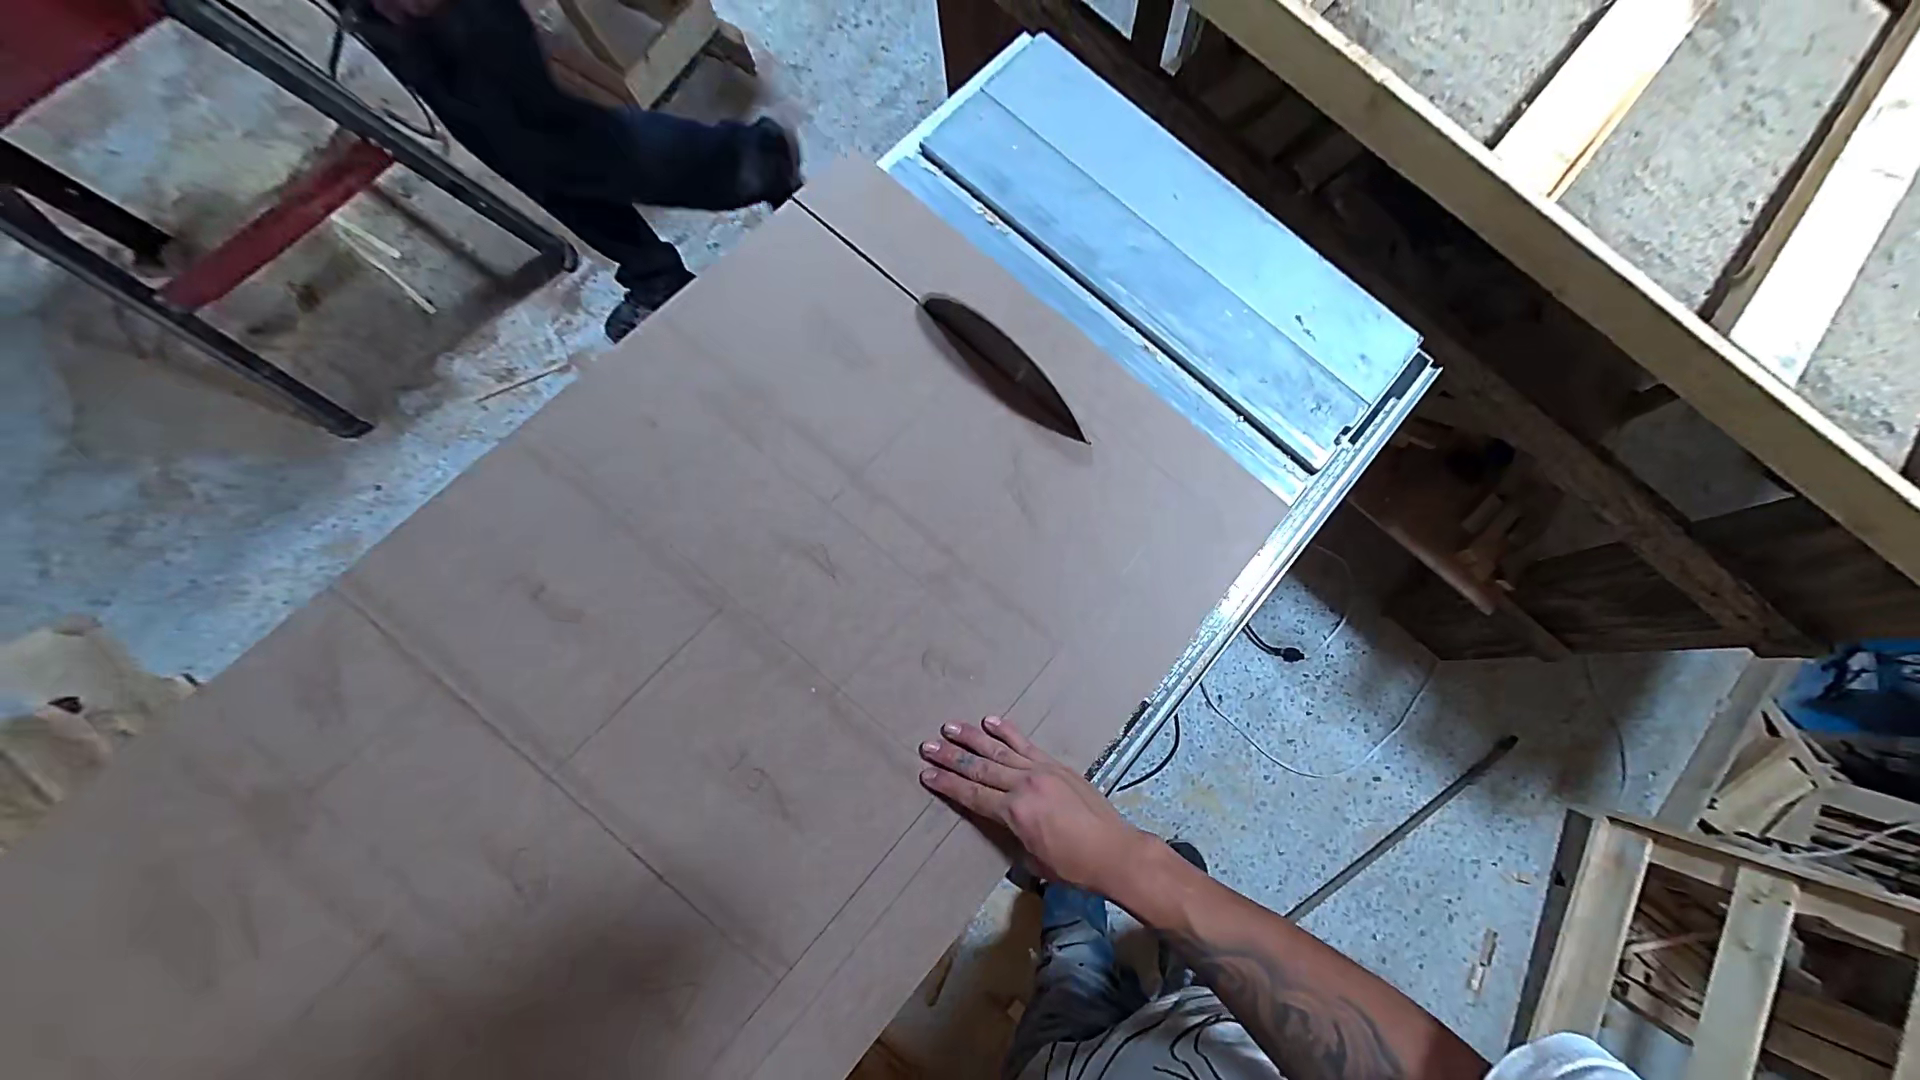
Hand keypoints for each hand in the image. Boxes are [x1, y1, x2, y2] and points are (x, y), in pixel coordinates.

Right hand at [919, 715, 1152, 895]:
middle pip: (979, 768)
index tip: (926, 773)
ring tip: (949, 727)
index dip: (947, 784)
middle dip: (951, 758)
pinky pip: (1025, 744)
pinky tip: (989, 720)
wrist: (1114, 850)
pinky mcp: (1054, 764)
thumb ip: (1011, 835)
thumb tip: (1000, 823)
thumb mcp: (1032, 859)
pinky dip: (1007, 731)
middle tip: (927, 745)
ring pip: (998, 750)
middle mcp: (1024, 785)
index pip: (972, 795)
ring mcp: (1040, 770)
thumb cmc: (1072, 865)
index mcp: (1015, 813)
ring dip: (971, 738)